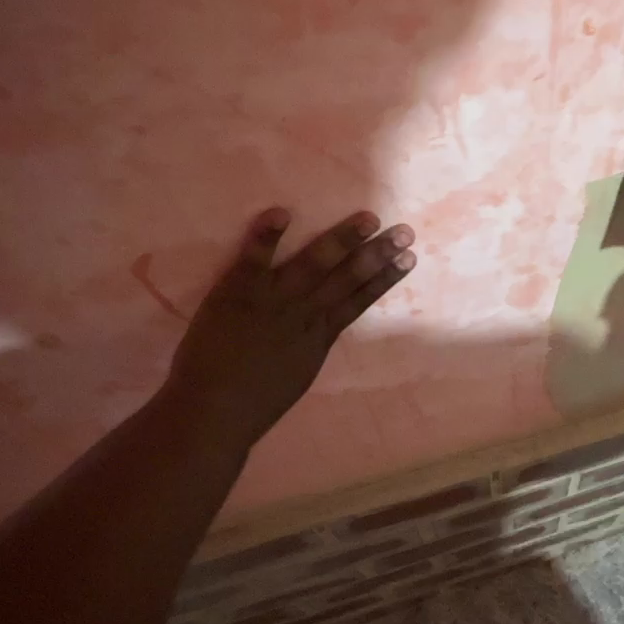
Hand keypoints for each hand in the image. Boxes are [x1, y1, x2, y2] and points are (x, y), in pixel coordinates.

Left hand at [161, 207, 414, 447]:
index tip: (410, 259)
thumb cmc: (253, 403)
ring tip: (369, 218)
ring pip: (314, 265)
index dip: (385, 278)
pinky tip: (284, 212)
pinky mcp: (238, 293)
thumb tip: (322, 327)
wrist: (213, 412)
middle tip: (404, 232)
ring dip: (343, 239)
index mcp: (319, 336)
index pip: (359, 300)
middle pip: (347, 278)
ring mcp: (273, 302)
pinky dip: (268, 236)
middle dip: (377, 253)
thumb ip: (310, 346)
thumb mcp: (297, 376)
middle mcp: (304, 314)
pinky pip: (255, 259)